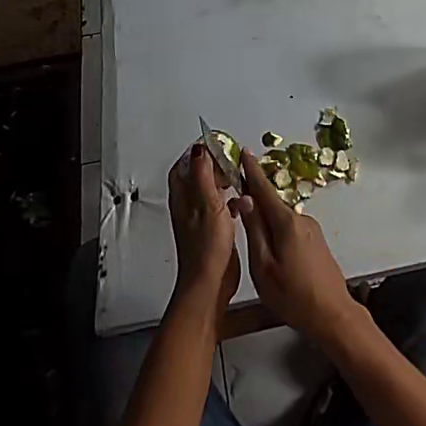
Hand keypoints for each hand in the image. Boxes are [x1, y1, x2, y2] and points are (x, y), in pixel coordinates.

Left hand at [167, 144, 239, 309]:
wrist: (210, 282)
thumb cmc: (208, 245)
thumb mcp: (208, 204)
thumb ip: (203, 175)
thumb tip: (199, 147)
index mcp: (182, 196)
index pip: (184, 164)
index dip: (198, 151)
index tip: (217, 142)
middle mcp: (187, 205)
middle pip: (197, 175)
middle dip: (213, 163)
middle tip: (232, 157)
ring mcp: (199, 218)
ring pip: (209, 190)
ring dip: (223, 180)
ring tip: (240, 175)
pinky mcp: (212, 230)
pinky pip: (220, 206)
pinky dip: (230, 199)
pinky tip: (242, 201)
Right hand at [232, 147, 362, 344]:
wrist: (332, 315)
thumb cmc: (293, 296)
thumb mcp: (263, 266)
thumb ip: (254, 230)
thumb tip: (245, 199)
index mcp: (286, 223)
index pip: (264, 189)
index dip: (252, 171)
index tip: (243, 152)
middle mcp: (301, 220)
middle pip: (272, 204)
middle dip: (254, 198)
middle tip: (234, 197)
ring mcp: (311, 230)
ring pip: (281, 219)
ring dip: (265, 219)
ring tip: (248, 233)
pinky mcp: (316, 242)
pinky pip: (290, 228)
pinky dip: (276, 230)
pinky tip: (269, 247)